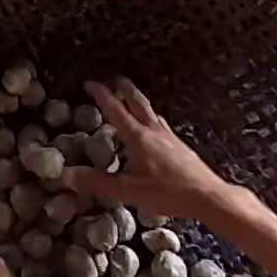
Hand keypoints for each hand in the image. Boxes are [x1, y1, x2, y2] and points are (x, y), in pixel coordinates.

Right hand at [62, 77, 244, 222]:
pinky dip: (150, 117)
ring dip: (137, 101)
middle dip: (122, 87)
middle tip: (112, 80)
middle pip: (136, 101)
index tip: (90, 83)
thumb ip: (98, 183)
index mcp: (138, 137)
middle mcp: (153, 131)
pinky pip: (160, 124)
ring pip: (150, 111)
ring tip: (130, 100)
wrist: (209, 196)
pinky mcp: (179, 146)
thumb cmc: (169, 193)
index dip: (101, 95)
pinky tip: (153, 128)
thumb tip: (67, 175)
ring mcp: (169, 137)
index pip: (115, 109)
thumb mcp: (128, 191)